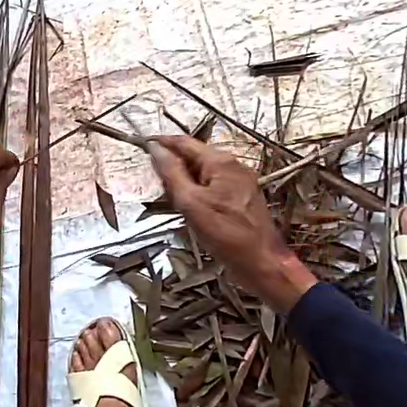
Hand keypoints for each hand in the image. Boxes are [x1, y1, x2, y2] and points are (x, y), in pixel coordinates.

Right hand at [146, 135, 317, 312]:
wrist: (262, 263)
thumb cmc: (228, 236)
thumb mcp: (190, 203)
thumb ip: (171, 173)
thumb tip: (156, 149)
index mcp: (221, 162)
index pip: (185, 142)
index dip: (162, 142)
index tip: (144, 144)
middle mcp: (234, 166)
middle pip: (195, 156)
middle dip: (173, 162)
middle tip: (151, 173)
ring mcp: (241, 182)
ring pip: (204, 172)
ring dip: (184, 178)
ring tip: (166, 191)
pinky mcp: (242, 198)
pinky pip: (214, 186)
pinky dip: (197, 190)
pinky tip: (188, 205)